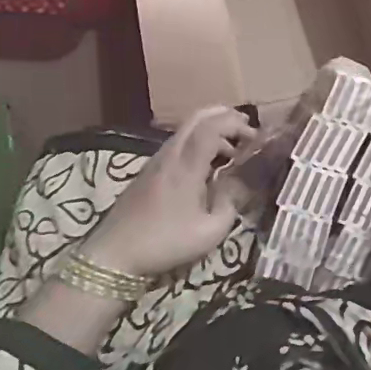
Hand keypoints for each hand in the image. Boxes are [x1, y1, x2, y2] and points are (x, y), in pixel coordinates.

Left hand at [79, 107, 256, 277]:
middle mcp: (170, 154)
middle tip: (246, 128)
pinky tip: (207, 164)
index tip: (254, 137)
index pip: (212, 127)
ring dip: (210, 129)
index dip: (235, 124)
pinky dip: (197, 142)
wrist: (115, 252)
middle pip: (196, 118)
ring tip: (231, 150)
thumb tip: (239, 184)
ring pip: (185, 129)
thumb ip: (230, 204)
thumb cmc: (165, 243)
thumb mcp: (209, 232)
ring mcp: (156, 160)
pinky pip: (177, 143)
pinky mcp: (148, 170)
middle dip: (224, 116)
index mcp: (186, 166)